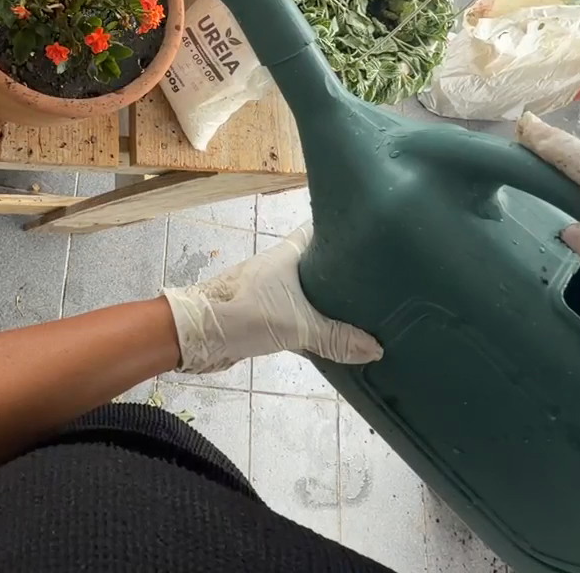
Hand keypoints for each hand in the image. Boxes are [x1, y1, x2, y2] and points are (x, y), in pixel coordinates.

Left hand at [161, 224, 382, 374]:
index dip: (344, 232)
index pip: (320, 231)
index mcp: (289, 253)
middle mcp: (282, 266)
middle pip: (319, 263)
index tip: (373, 238)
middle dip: (344, 273)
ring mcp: (274, 289)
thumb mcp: (299, 324)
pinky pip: (301, 313)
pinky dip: (317, 322)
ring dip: (331, 301)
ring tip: (366, 313)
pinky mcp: (268, 312)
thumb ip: (337, 336)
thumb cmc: (247, 312)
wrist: (201, 333)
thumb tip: (377, 347)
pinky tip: (335, 336)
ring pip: (310, 291)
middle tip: (378, 283)